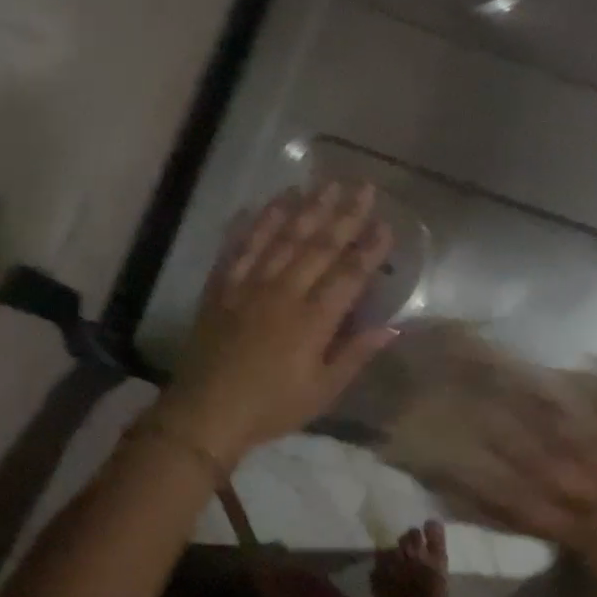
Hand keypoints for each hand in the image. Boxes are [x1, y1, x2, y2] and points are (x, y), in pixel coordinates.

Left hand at [154, 182, 397, 466]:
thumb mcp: (322, 391)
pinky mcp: (221, 288)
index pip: (349, 274)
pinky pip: (239, 247)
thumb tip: (391, 326)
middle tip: (362, 186)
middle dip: (343, 214)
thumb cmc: (271, 407)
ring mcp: (248, 286)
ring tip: (320, 183)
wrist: (205, 413)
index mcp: (313, 320)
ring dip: (303, 208)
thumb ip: (355, 354)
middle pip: (318, 245)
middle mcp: (283, 293)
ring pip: (280, 237)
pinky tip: (263, 204)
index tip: (385, 223)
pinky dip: (253, 224)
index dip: (369, 248)